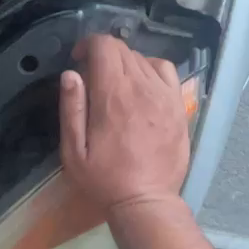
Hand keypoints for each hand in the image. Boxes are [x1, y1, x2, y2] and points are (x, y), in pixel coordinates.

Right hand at [59, 34, 188, 216]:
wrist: (147, 203)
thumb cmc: (104, 179)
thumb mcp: (73, 151)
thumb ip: (71, 108)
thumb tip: (70, 73)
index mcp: (112, 95)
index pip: (104, 46)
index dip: (87, 44)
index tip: (78, 60)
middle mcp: (140, 87)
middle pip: (122, 49)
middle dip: (103, 53)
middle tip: (93, 75)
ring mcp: (163, 95)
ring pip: (142, 58)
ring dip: (124, 61)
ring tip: (116, 82)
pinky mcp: (178, 105)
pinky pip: (166, 70)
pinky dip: (151, 67)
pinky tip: (143, 83)